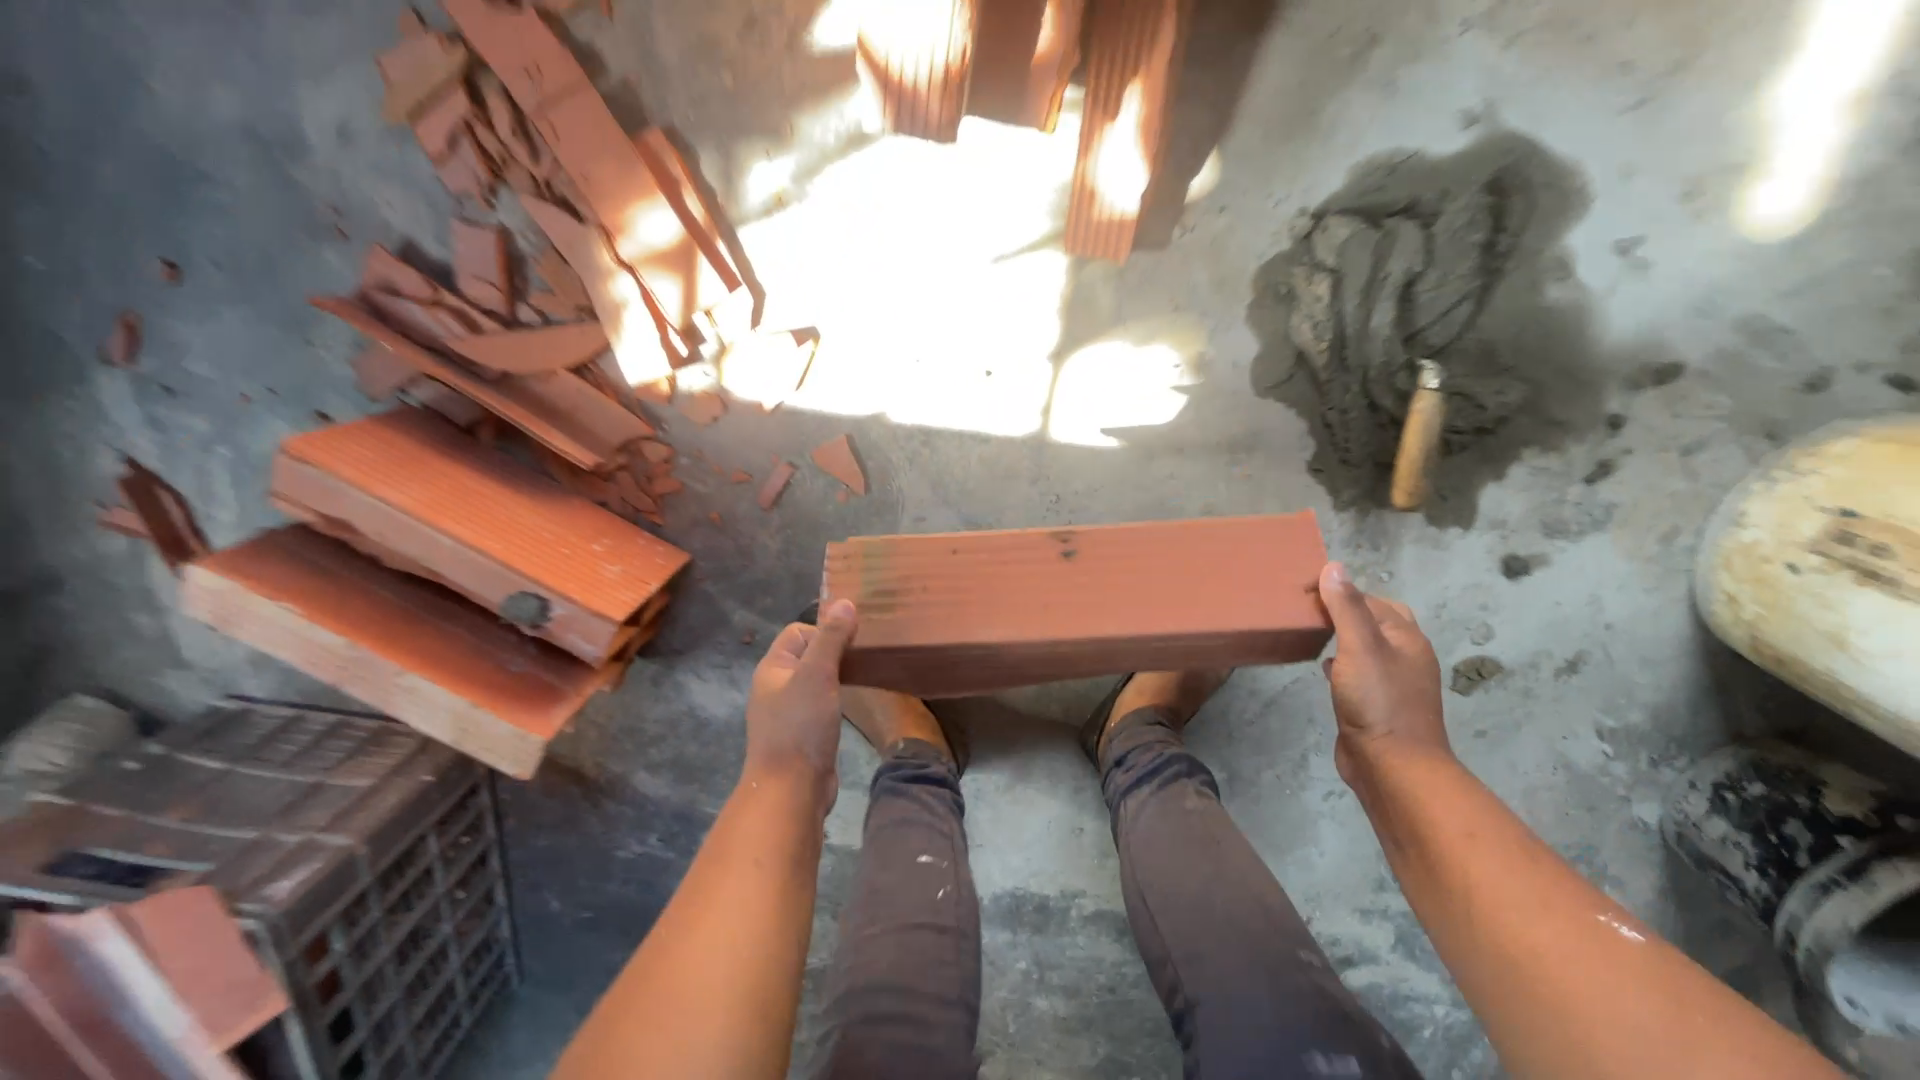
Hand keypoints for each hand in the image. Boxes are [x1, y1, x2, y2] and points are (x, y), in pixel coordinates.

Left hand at [743, 599, 857, 809]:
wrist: (791, 789)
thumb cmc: (800, 726)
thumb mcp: (818, 674)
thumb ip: (831, 638)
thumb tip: (845, 602)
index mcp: (773, 668)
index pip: (799, 631)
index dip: (826, 629)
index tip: (854, 640)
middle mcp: (777, 686)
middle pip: (809, 654)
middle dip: (836, 651)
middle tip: (866, 655)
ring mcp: (789, 712)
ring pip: (817, 681)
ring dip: (838, 676)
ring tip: (865, 676)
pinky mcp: (804, 734)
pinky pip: (822, 704)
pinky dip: (837, 699)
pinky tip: (853, 704)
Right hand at [1318, 562, 1451, 786]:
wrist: (1392, 766)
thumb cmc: (1378, 701)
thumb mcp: (1359, 647)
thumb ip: (1346, 607)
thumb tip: (1333, 567)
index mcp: (1407, 638)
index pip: (1373, 600)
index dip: (1343, 590)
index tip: (1306, 588)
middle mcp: (1405, 657)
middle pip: (1377, 620)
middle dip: (1348, 609)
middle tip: (1310, 606)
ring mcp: (1392, 683)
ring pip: (1367, 647)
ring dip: (1344, 635)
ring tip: (1312, 629)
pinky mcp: (1376, 705)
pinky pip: (1358, 673)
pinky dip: (1341, 662)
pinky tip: (1322, 665)